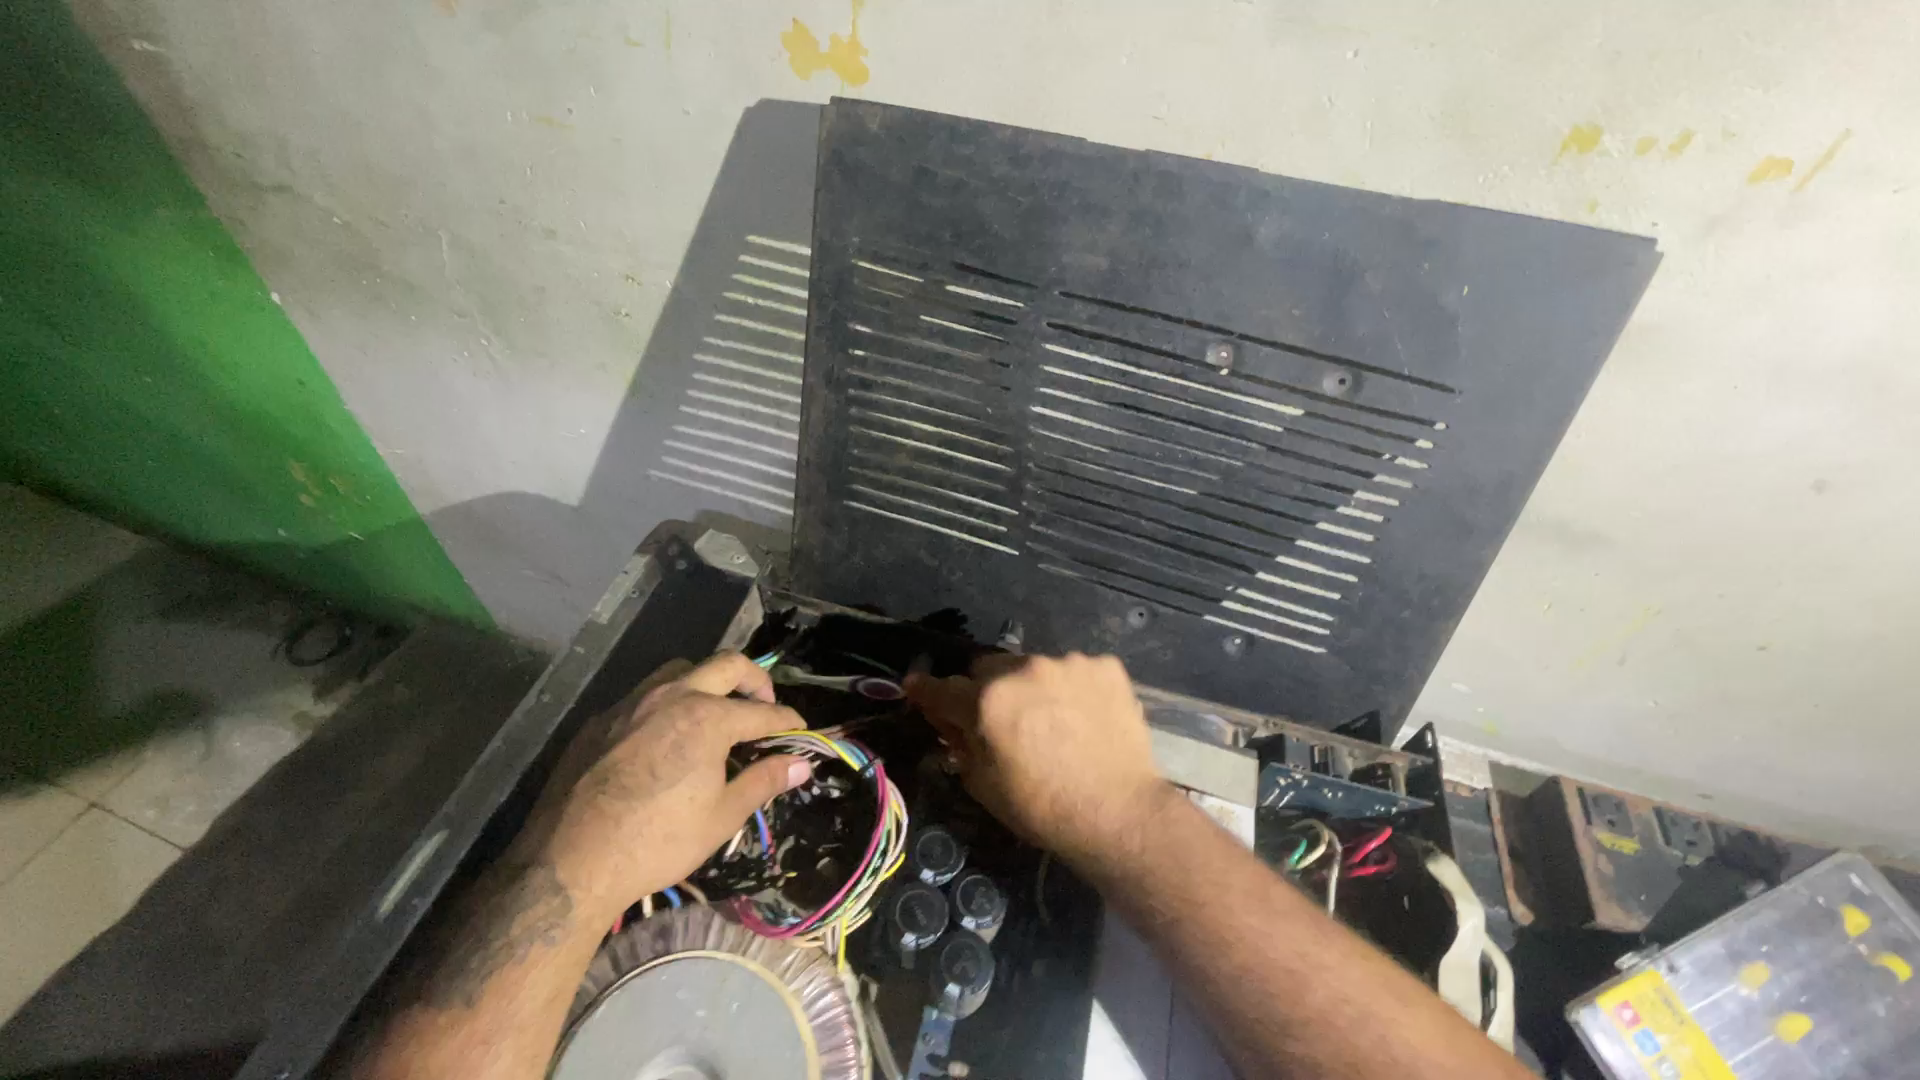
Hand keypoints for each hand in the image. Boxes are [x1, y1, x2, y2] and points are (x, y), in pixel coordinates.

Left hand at [532, 652, 812, 914]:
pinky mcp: (602, 719)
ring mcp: (632, 703)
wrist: (569, 862)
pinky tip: (665, 736)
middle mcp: (673, 696)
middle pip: (727, 665)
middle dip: (756, 680)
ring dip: (708, 681)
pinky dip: (669, 702)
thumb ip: (764, 781)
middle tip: (764, 706)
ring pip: (681, 669)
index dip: (788, 722)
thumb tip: (802, 765)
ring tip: (716, 711)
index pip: (763, 713)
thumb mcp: (722, 817)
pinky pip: (644, 694)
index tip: (801, 731)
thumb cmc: (657, 842)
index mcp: (708, 718)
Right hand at [906, 653, 1169, 866]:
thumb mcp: (983, 784)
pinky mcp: (1104, 666)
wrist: (1119, 813)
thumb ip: (960, 743)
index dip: (926, 690)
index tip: (917, 686)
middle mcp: (1023, 669)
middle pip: (989, 669)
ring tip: (1055, 722)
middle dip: (988, 690)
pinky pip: (1075, 670)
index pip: (942, 688)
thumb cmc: (1042, 808)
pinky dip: (1074, 688)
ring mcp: (1067, 663)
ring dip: (1034, 687)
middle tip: (1005, 721)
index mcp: (986, 701)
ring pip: (1034, 667)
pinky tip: (1086, 718)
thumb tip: (950, 722)